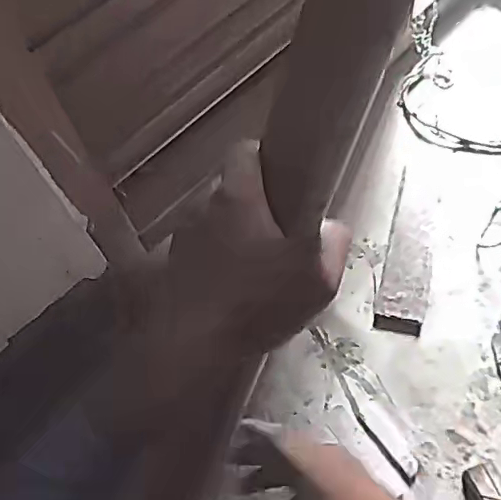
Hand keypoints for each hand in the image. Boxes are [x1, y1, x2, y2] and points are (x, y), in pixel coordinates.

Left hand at [148, 140, 349, 360]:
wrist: (194, 347)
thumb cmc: (257, 304)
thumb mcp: (316, 279)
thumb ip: (332, 246)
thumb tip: (333, 228)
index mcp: (237, 198)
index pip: (243, 152)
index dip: (263, 160)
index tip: (280, 182)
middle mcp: (201, 209)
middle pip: (228, 192)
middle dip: (249, 207)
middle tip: (275, 237)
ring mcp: (179, 239)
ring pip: (209, 224)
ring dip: (227, 237)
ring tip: (250, 271)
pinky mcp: (167, 270)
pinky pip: (195, 255)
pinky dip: (209, 265)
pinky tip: (226, 292)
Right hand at [217, 420, 480, 499]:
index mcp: (315, 463)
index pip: (270, 436)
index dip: (243, 437)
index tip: (219, 439)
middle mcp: (328, 458)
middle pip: (282, 446)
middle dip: (252, 454)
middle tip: (225, 464)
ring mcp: (344, 470)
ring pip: (297, 461)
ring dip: (270, 470)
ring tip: (245, 488)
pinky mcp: (354, 486)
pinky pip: (311, 474)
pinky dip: (290, 484)